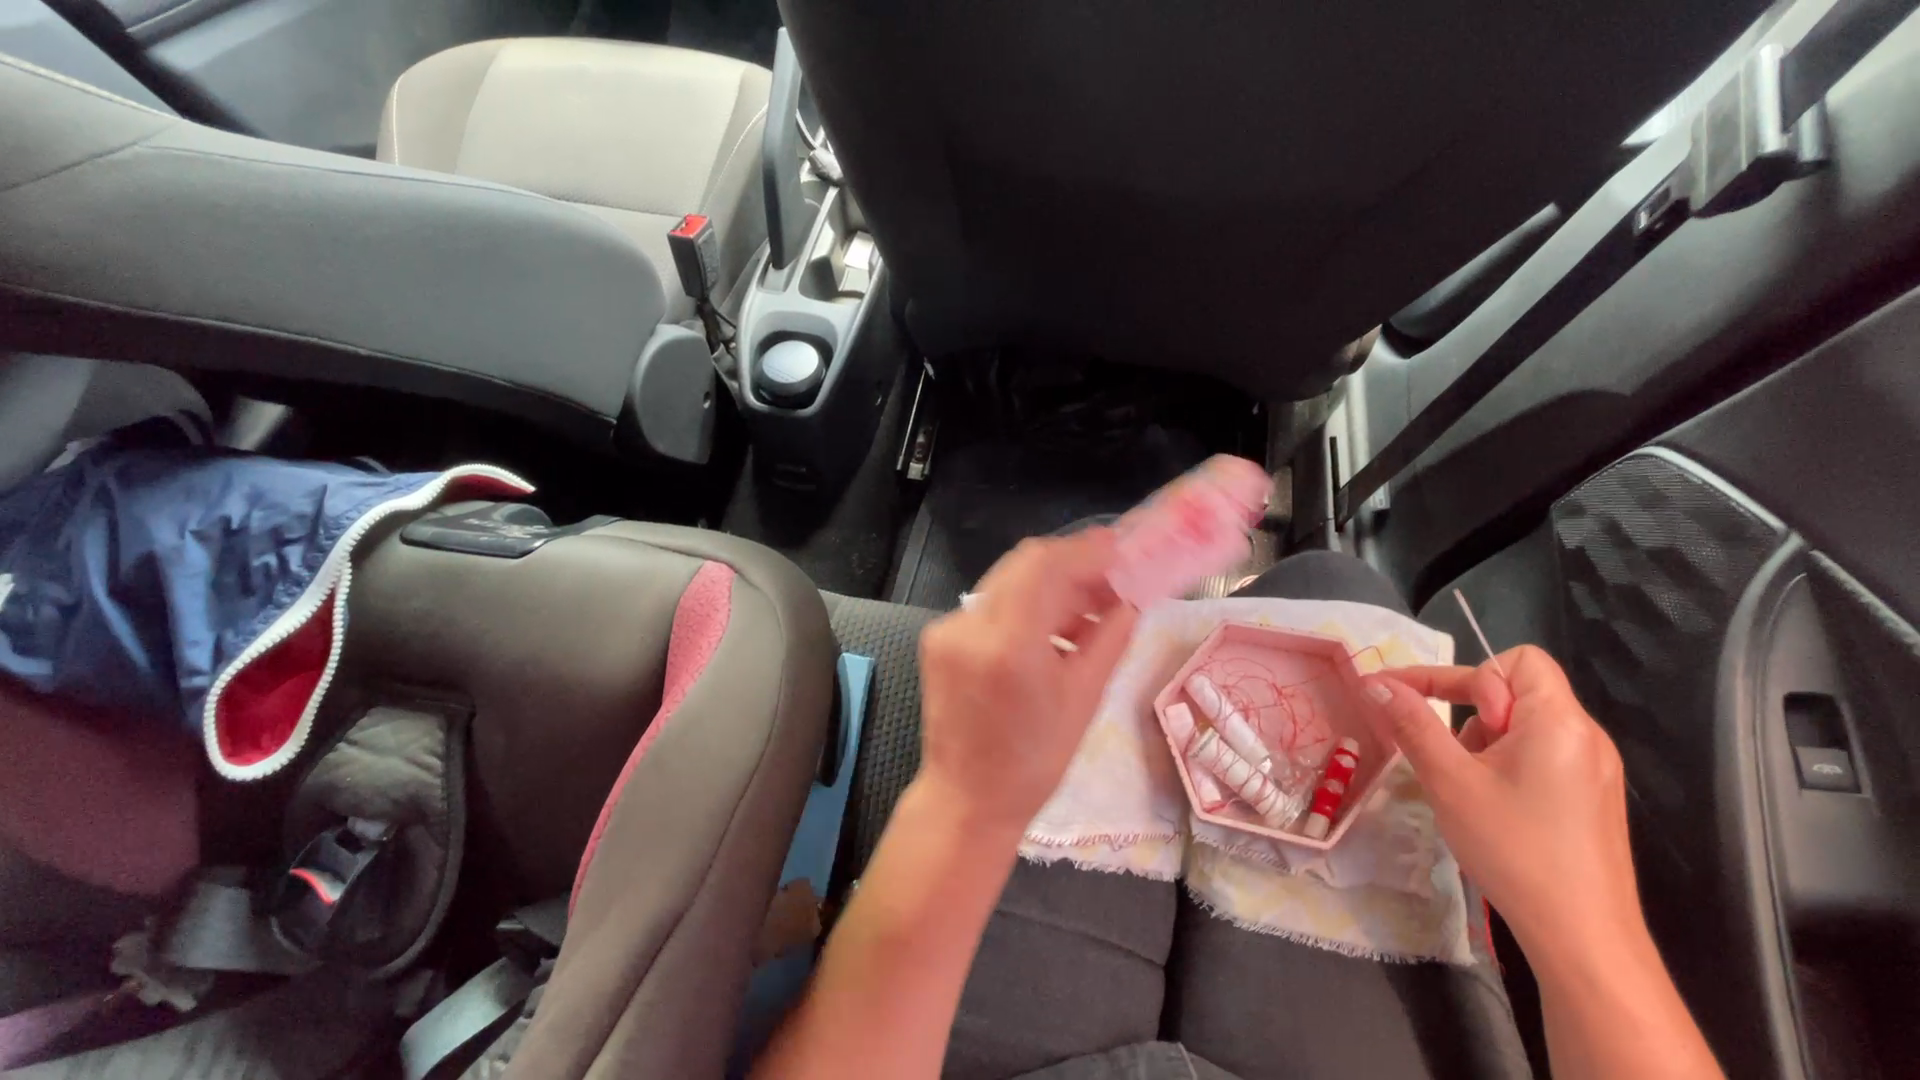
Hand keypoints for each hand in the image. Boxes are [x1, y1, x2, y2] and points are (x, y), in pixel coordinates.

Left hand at [916, 531, 1140, 836]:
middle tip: (1111, 582)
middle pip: (1024, 565)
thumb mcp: (1084, 699)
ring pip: (1007, 582)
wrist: (967, 799)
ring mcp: (948, 630)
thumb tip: (1129, 601)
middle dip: (1072, 566)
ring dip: (1050, 587)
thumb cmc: (1034, 761)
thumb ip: (1109, 638)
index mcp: (1008, 644)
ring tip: (1090, 613)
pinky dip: (1025, 608)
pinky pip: (990, 606)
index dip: (1085, 550)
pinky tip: (1055, 631)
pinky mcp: (939, 640)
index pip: (1045, 566)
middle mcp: (970, 626)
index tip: (1119, 549)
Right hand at [1362, 647, 1639, 955]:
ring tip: (1467, 786)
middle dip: (1470, 709)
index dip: (1469, 675)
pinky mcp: (1592, 798)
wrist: (1582, 936)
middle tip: (1446, 752)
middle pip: (1520, 689)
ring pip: (1525, 725)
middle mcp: (1586, 735)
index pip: (1517, 660)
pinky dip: (1505, 762)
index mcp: (1560, 721)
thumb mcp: (1449, 781)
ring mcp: (1594, 769)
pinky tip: (1491, 804)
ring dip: (1484, 740)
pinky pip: (1541, 755)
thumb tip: (1376, 684)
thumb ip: (1413, 724)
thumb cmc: (1513, 848)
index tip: (1438, 712)